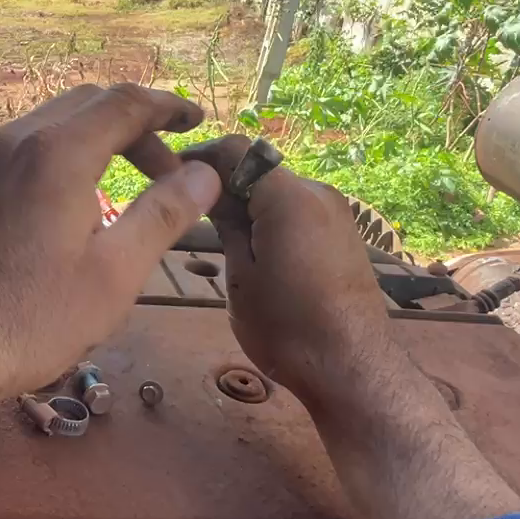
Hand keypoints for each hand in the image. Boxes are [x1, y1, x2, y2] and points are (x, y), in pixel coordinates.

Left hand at [0, 83, 222, 425]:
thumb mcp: (115, 274)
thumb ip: (163, 215)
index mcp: (56, 152)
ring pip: (54, 122)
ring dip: (99, 140)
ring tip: (127, 189)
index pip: (124, 103)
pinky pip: (26, 145)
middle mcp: (15, 139)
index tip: (198, 122)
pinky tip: (74, 201)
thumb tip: (205, 174)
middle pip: (88, 104)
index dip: (167, 107)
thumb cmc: (32, 318)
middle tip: (168, 175)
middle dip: (137, 128)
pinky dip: (64, 154)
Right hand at [181, 135, 398, 400]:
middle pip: (257, 166)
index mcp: (290, 198)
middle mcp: (318, 192)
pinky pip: (295, 207)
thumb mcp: (241, 275)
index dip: (199, 158)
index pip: (236, 150)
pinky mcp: (342, 230)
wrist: (350, 368)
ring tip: (216, 232)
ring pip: (276, 187)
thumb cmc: (286, 327)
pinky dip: (268, 214)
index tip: (169, 179)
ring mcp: (335, 211)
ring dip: (245, 199)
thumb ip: (225, 221)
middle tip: (187, 211)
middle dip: (221, 181)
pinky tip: (252, 245)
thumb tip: (205, 187)